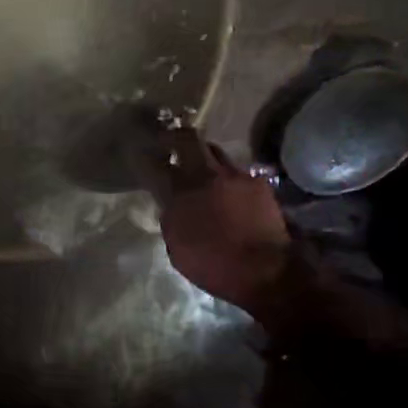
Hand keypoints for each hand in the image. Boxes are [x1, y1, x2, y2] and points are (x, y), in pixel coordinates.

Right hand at [134, 128, 291, 310]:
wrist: (264, 270)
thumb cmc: (215, 266)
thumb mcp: (178, 249)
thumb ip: (172, 220)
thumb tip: (171, 206)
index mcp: (180, 194)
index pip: (156, 165)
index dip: (147, 157)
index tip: (143, 153)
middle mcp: (206, 175)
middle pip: (188, 140)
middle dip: (176, 137)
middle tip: (171, 142)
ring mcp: (235, 175)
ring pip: (216, 151)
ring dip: (205, 155)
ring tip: (203, 166)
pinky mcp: (258, 182)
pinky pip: (239, 171)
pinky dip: (230, 177)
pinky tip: (231, 190)